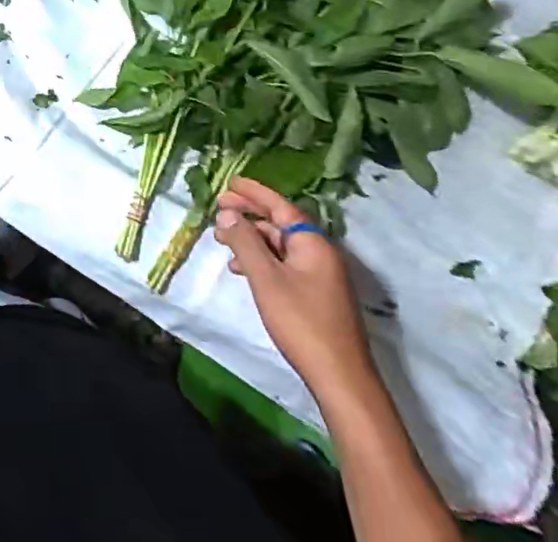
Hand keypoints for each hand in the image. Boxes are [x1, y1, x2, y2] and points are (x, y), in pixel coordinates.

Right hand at [214, 176, 375, 399]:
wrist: (338, 375)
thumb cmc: (301, 321)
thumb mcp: (265, 278)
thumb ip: (245, 242)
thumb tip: (227, 214)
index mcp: (313, 244)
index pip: (281, 207)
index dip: (255, 193)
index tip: (230, 182)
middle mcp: (320, 253)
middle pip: (281, 223)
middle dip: (249, 214)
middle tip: (219, 206)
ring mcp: (320, 274)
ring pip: (280, 244)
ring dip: (252, 238)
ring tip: (222, 238)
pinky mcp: (315, 293)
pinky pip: (284, 263)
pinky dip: (261, 258)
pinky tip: (242, 268)